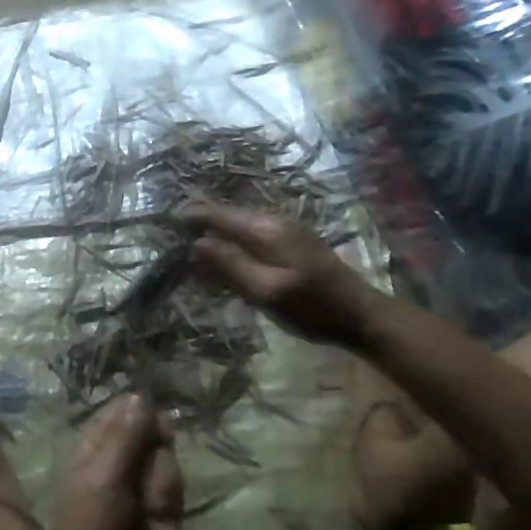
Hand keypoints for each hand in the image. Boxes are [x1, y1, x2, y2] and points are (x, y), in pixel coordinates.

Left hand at [44, 394, 181, 529]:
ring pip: (168, 478)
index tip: (165, 437)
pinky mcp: (146, 518)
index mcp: (96, 446)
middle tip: (152, 501)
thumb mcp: (108, 478)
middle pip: (156, 446)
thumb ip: (126, 436)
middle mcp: (115, 463)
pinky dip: (166, 528)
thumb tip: (138, 394)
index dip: (150, 421)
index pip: (128, 410)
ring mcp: (131, 492)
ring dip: (166, 507)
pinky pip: (170, 509)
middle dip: (162, 476)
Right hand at [180, 203, 379, 347]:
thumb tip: (198, 242)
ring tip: (194, 232)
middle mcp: (275, 221)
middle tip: (176, 222)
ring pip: (242, 222)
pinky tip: (226, 248)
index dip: (195, 215)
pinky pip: (254, 232)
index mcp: (267, 230)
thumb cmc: (312, 308)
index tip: (169, 217)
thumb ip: (231, 265)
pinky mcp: (294, 242)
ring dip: (219, 226)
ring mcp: (287, 230)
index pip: (221, 215)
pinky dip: (235, 237)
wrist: (360, 314)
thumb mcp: (266, 291)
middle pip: (231, 214)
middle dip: (204, 217)